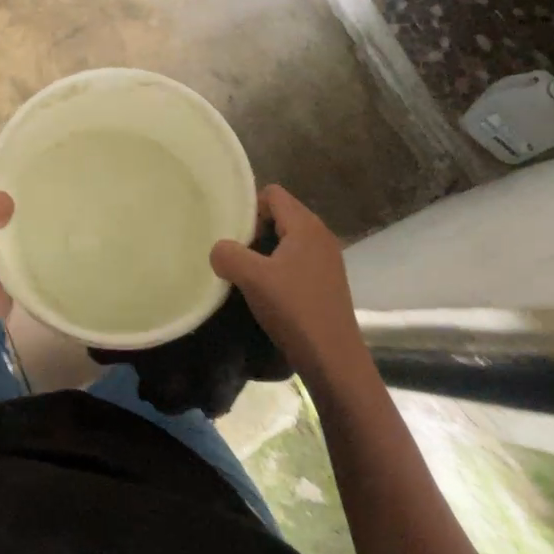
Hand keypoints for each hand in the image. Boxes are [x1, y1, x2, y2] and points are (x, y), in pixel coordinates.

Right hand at [210, 186, 361, 375]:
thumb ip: (228, 255)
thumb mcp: (252, 279)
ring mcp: (328, 259)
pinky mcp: (328, 281)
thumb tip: (219, 251)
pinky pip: (297, 260)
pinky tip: (270, 294)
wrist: (334, 360)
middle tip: (238, 256)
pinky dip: (280, 269)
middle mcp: (320, 235)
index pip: (272, 194)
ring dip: (266, 252)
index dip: (249, 208)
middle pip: (280, 214)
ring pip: (288, 239)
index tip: (236, 237)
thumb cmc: (294, 310)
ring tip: (250, 276)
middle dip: (255, 231)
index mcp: (306, 225)